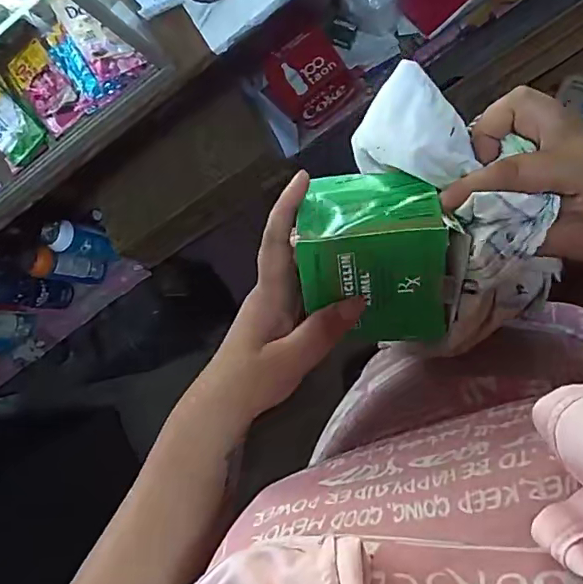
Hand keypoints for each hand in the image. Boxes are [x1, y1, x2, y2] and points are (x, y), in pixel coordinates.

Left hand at [193, 171, 366, 421]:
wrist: (222, 404)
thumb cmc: (251, 379)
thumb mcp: (293, 358)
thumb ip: (324, 329)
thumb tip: (359, 298)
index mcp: (270, 292)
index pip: (277, 239)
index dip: (288, 207)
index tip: (302, 179)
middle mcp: (270, 290)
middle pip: (292, 247)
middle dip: (316, 224)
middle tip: (352, 212)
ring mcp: (273, 304)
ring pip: (301, 269)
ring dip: (324, 254)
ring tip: (360, 243)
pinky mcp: (278, 318)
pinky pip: (304, 290)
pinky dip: (324, 283)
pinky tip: (347, 288)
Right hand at [440, 87, 582, 271]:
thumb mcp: (572, 243)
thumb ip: (522, 232)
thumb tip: (481, 227)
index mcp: (572, 163)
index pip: (508, 167)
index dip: (470, 185)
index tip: (445, 202)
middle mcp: (572, 136)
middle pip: (517, 103)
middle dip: (489, 130)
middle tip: (487, 166)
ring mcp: (577, 132)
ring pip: (526, 105)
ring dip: (502, 129)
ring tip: (500, 166)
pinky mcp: (579, 138)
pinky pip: (536, 120)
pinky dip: (517, 136)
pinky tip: (521, 170)